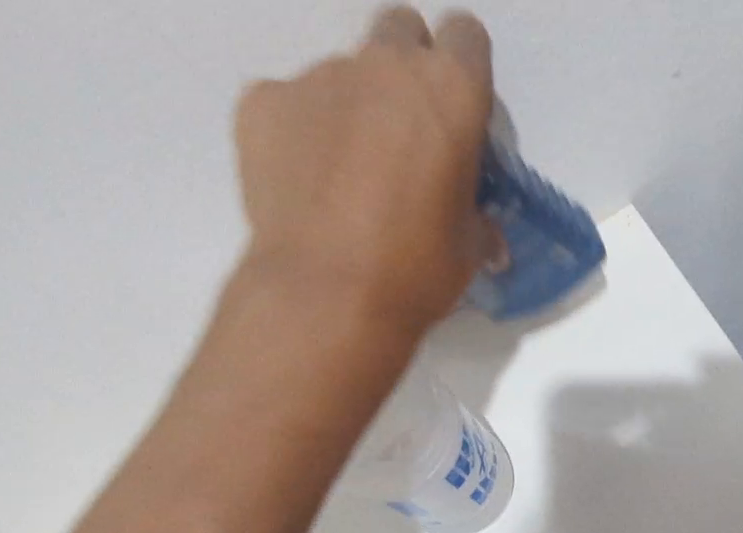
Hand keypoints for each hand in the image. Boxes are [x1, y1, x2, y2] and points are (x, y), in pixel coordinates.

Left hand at [234, 6, 498, 338]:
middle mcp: (384, 67)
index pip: (466, 36)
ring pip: (344, 74)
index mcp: (450, 92)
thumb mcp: (469, 248)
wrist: (325, 294)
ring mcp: (316, 77)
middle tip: (408, 133)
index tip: (461, 113)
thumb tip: (481, 230)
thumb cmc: (418, 270)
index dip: (465, 71)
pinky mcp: (262, 102)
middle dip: (407, 66)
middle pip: (400, 28)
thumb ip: (476, 217)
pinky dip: (301, 132)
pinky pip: (289, 103)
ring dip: (354, 109)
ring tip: (348, 178)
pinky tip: (306, 184)